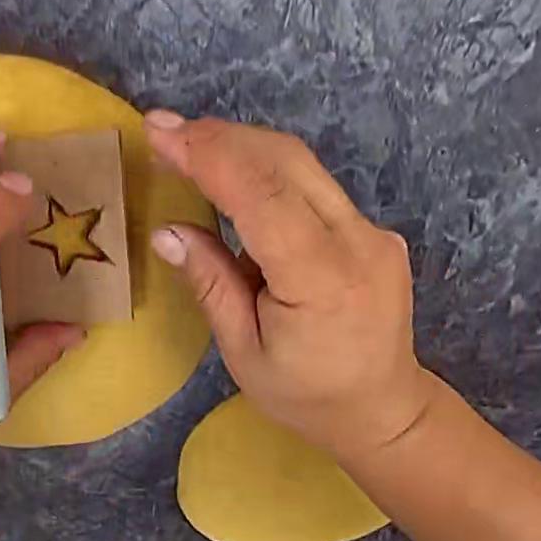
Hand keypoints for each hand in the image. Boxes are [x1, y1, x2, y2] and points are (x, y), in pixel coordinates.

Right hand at [141, 112, 442, 461]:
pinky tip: (236, 181)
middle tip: (167, 131)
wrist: (380, 409)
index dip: (209, 157)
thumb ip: (211, 286)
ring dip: (243, 150)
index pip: (263, 198)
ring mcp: (374, 233)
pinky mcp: (374, 232)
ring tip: (192, 148)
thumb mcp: (244, 353)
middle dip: (221, 139)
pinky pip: (315, 189)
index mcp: (322, 281)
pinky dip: (269, 175)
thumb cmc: (304, 396)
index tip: (161, 132)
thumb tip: (168, 232)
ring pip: (303, 167)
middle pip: (286, 164)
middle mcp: (358, 243)